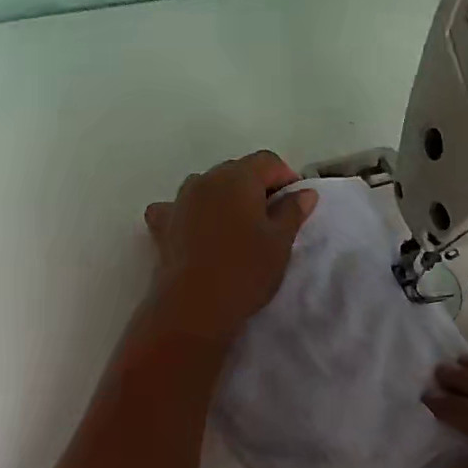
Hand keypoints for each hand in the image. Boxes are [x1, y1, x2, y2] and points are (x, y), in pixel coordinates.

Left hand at [141, 151, 317, 341]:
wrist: (194, 306)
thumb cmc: (245, 271)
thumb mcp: (280, 243)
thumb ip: (292, 211)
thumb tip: (304, 192)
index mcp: (238, 177)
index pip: (268, 161)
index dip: (286, 177)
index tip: (295, 203)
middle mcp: (206, 179)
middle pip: (236, 171)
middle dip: (256, 187)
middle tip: (270, 219)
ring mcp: (180, 200)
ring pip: (208, 187)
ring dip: (224, 199)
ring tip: (237, 227)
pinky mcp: (163, 225)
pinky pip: (178, 208)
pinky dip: (191, 213)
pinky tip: (195, 228)